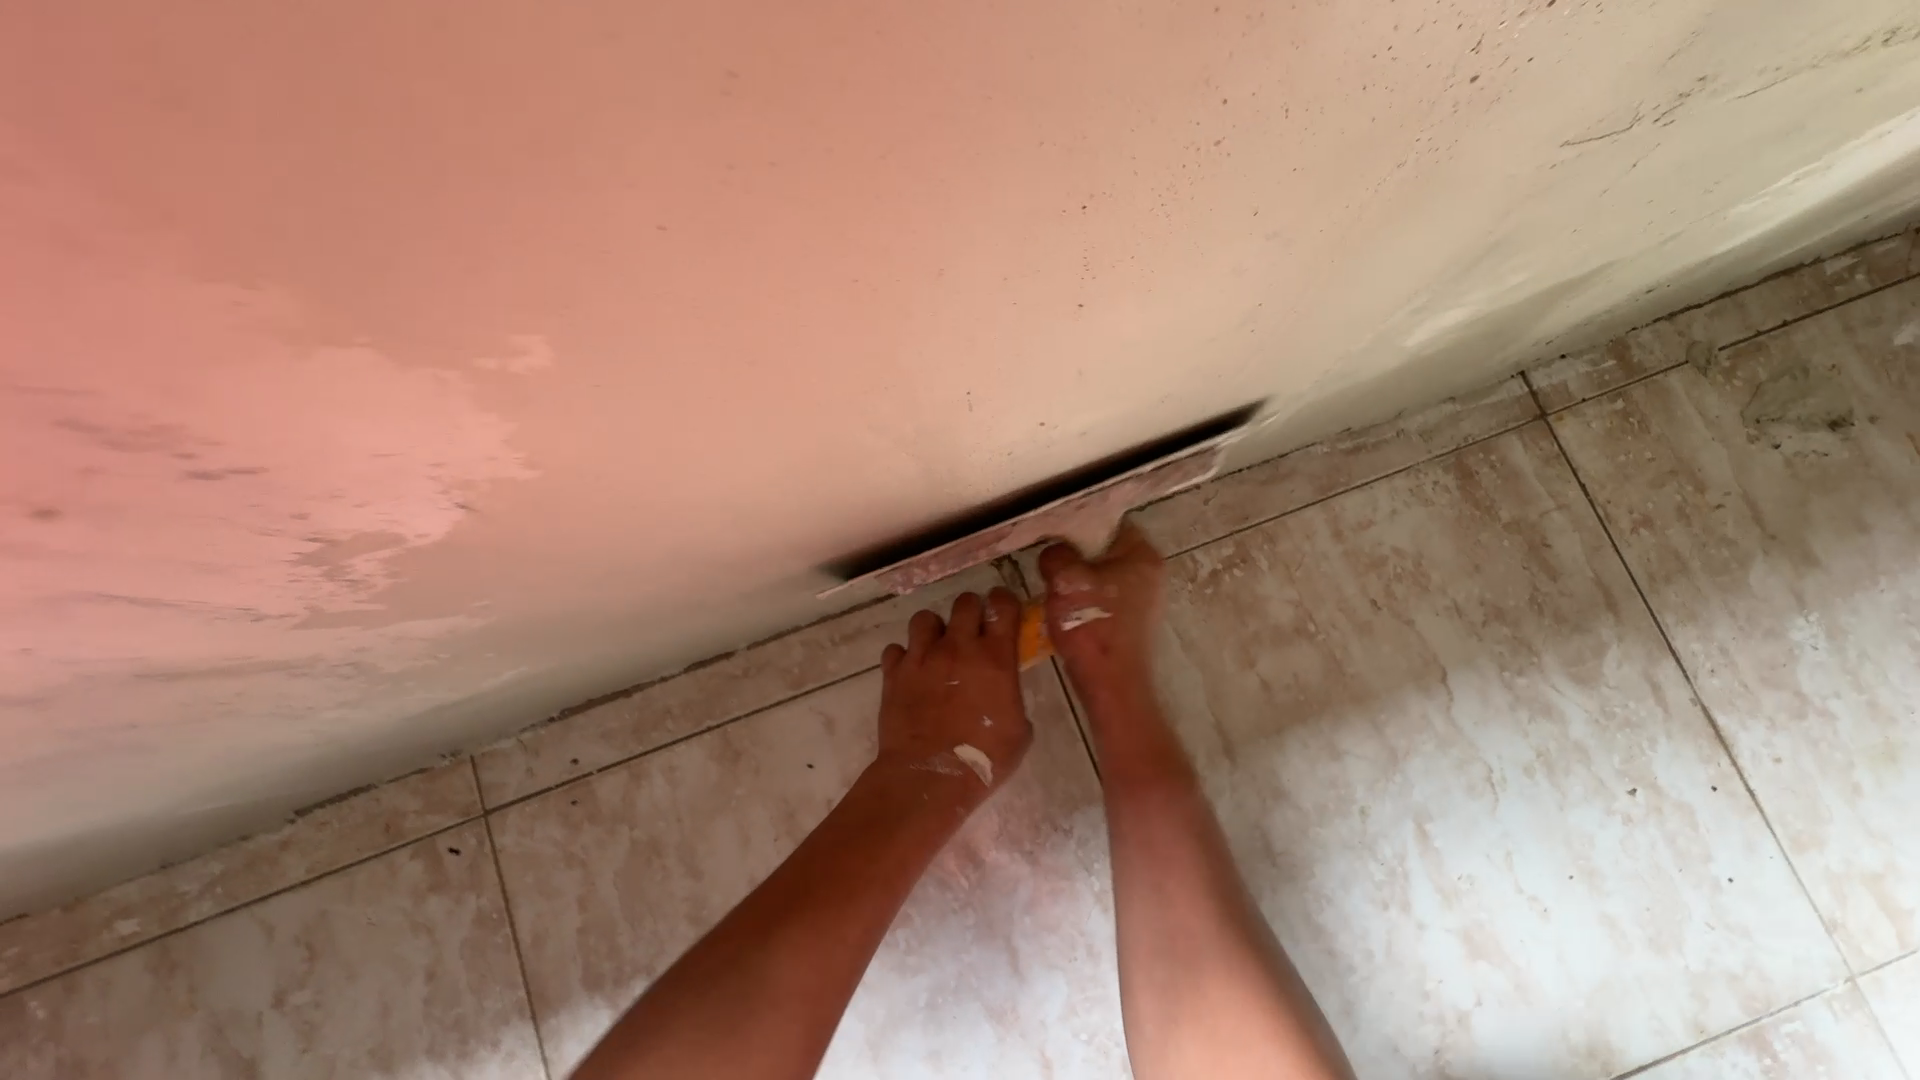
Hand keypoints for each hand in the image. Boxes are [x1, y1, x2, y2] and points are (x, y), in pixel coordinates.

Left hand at [875, 588, 1033, 800]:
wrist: (930, 775)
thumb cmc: (983, 758)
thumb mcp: (1019, 730)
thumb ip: (1012, 697)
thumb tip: (1004, 690)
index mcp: (995, 658)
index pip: (1003, 607)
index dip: (1004, 602)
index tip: (1003, 608)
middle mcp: (957, 648)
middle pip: (964, 603)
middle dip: (971, 610)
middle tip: (972, 629)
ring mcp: (921, 657)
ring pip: (925, 619)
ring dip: (933, 630)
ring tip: (937, 649)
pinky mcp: (894, 673)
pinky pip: (895, 649)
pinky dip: (903, 657)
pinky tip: (910, 672)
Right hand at [1037, 520, 1165, 706]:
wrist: (1112, 686)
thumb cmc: (1093, 628)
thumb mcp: (1065, 581)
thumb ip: (1056, 555)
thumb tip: (1054, 553)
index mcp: (1143, 555)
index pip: (1108, 521)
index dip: (1077, 522)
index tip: (1050, 530)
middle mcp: (1150, 572)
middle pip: (1103, 549)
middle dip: (1074, 554)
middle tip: (1045, 559)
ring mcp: (1142, 599)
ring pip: (1100, 575)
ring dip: (1075, 579)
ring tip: (1050, 584)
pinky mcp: (1130, 621)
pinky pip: (1101, 597)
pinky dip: (1082, 599)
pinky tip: (1063, 608)